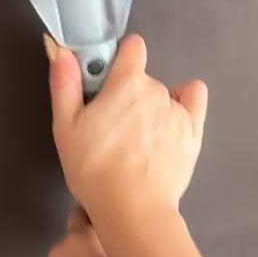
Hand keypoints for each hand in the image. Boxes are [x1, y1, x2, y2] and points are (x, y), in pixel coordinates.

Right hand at [49, 34, 208, 228]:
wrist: (132, 209)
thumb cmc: (93, 167)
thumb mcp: (66, 126)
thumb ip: (65, 84)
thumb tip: (63, 52)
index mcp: (126, 82)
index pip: (132, 47)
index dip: (118, 59)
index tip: (105, 82)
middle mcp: (157, 89)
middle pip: (142, 80)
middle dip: (127, 95)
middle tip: (109, 127)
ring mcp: (179, 111)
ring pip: (163, 96)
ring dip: (149, 109)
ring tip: (134, 142)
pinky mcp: (194, 132)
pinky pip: (194, 101)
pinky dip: (184, 104)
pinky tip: (168, 124)